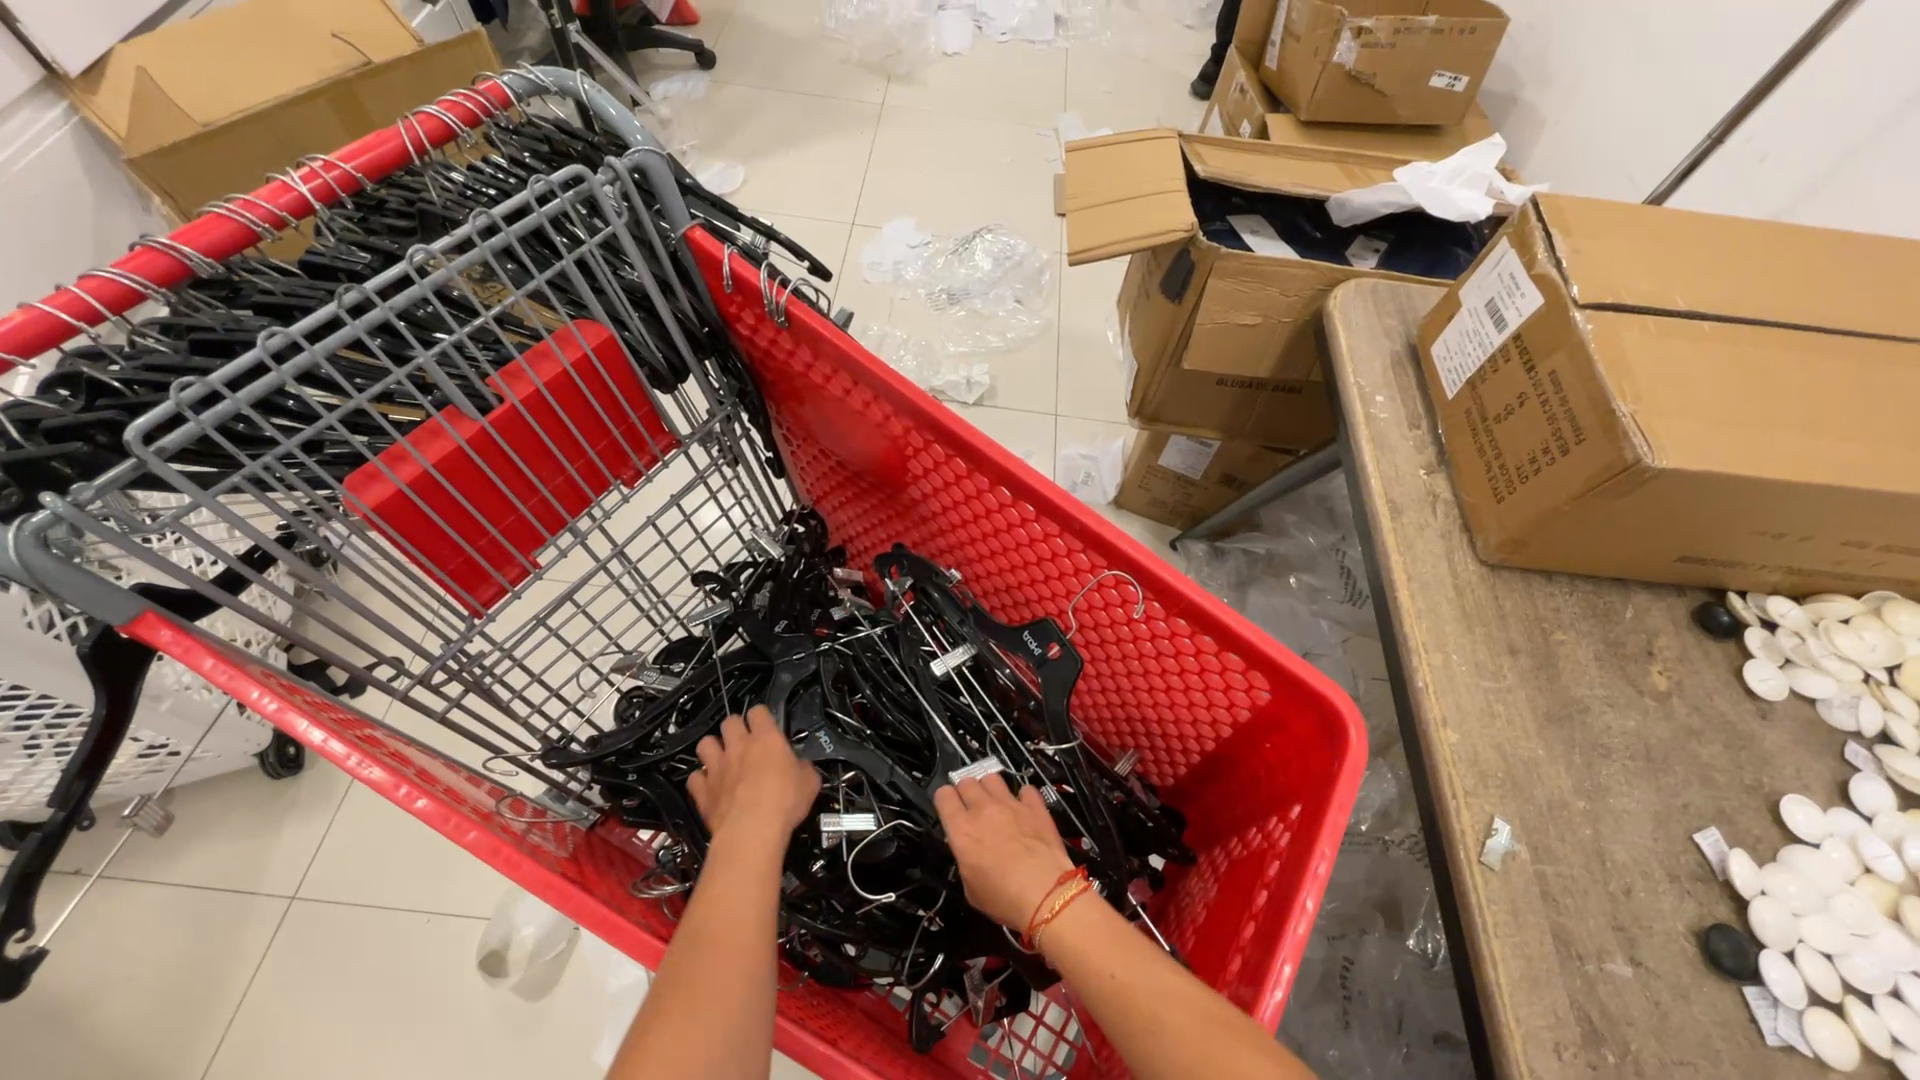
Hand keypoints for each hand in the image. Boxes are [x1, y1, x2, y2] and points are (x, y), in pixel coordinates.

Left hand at [686, 705, 819, 845]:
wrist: (752, 830)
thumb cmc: (784, 803)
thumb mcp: (810, 782)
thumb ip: (803, 768)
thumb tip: (801, 767)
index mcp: (766, 739)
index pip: (758, 711)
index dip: (761, 717)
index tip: (766, 726)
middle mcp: (738, 746)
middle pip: (729, 721)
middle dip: (735, 728)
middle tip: (744, 742)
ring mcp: (716, 767)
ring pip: (705, 744)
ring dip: (713, 749)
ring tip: (722, 759)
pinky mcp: (702, 790)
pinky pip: (695, 777)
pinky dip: (701, 780)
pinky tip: (709, 786)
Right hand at [934, 773, 1076, 930]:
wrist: (1045, 893)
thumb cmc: (1002, 898)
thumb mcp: (970, 888)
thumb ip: (966, 861)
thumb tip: (971, 853)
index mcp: (961, 829)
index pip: (943, 795)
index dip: (945, 800)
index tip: (950, 810)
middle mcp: (982, 809)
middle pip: (967, 782)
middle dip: (966, 792)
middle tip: (973, 809)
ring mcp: (1011, 804)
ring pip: (993, 778)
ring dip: (990, 788)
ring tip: (996, 803)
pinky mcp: (1035, 806)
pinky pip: (1026, 789)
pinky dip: (1023, 796)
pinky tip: (1025, 808)